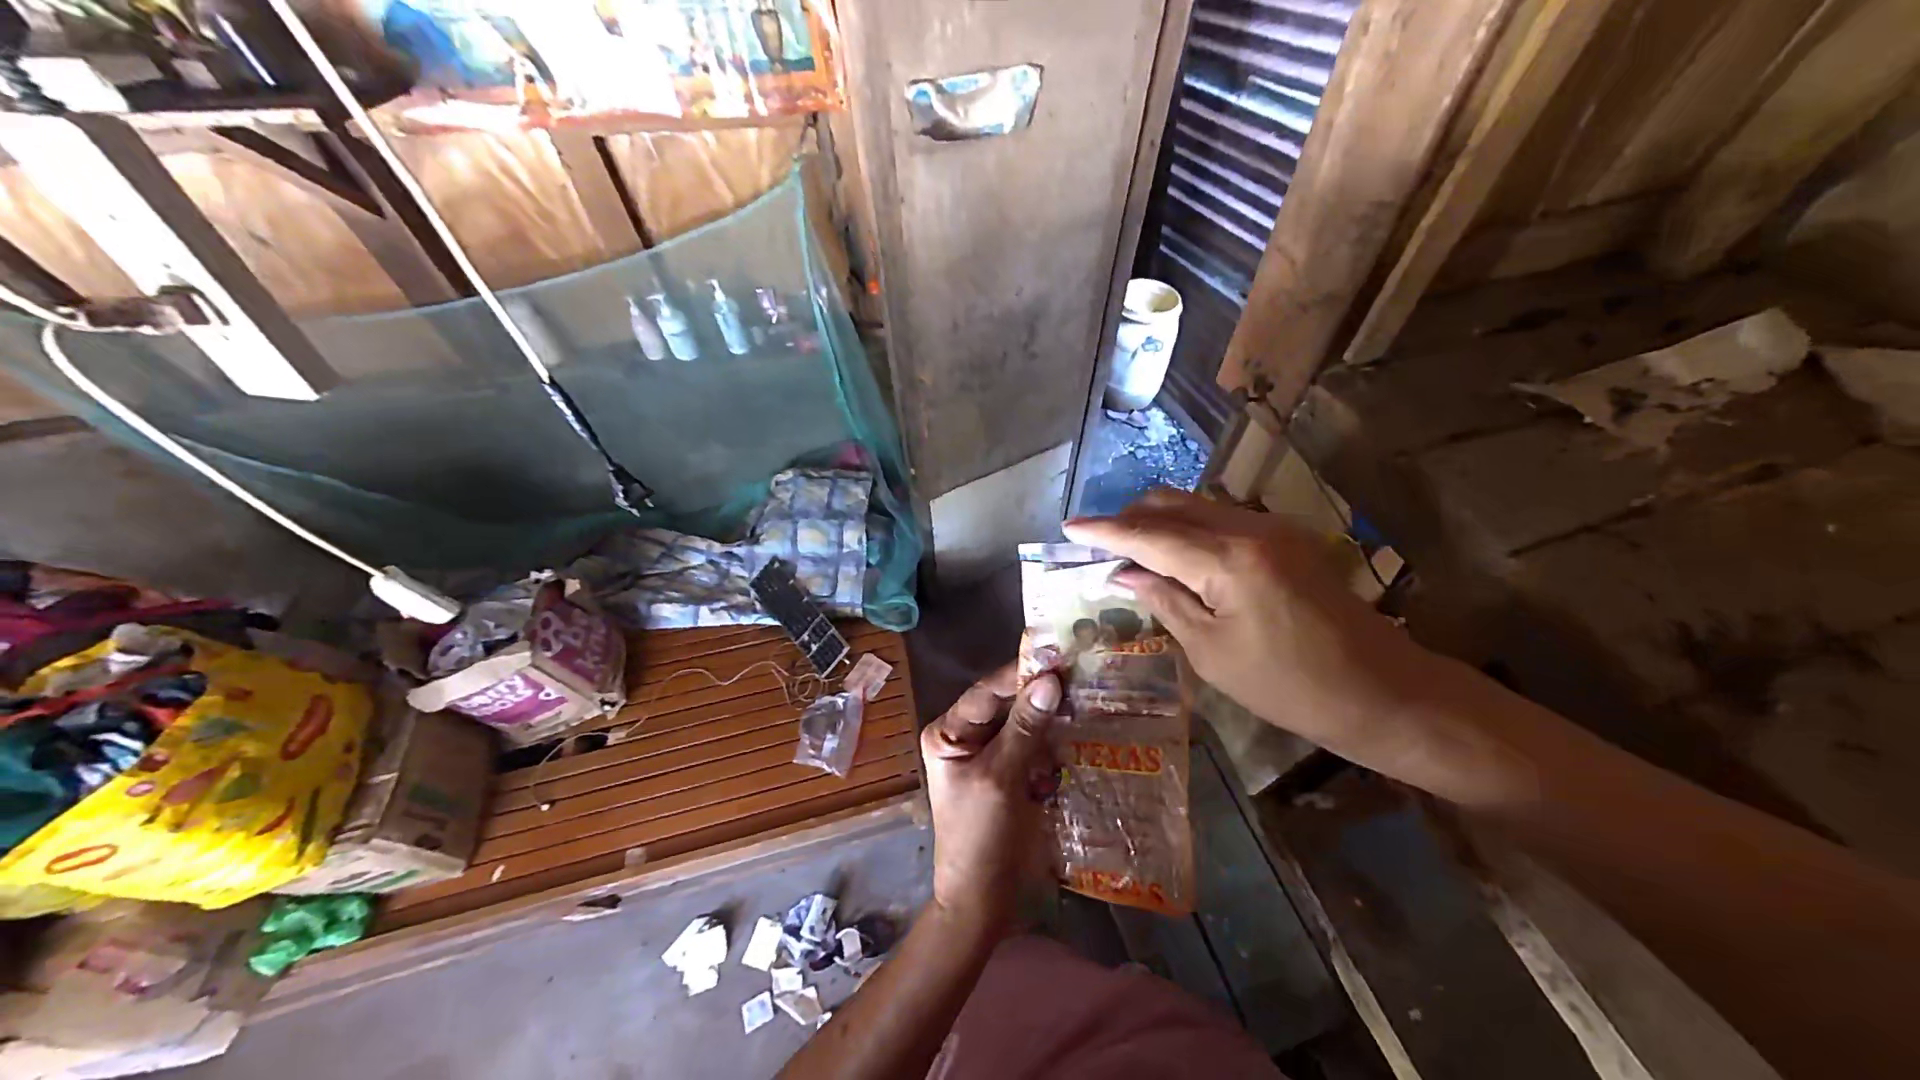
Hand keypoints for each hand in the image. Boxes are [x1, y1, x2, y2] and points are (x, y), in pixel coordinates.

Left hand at [918, 664, 1059, 935]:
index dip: (1021, 674)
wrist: (985, 900)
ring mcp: (995, 756)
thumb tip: (1050, 681)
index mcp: (949, 733)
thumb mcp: (1000, 778)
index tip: (1059, 657)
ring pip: (1027, 723)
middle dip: (1041, 693)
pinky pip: (1039, 746)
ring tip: (1089, 692)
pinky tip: (1084, 727)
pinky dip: (1058, 740)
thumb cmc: (980, 836)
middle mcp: (969, 737)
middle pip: (1008, 704)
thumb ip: (1024, 728)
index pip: (986, 693)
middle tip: (1081, 671)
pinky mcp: (1017, 775)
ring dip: (1054, 714)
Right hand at [1062, 489, 1418, 757]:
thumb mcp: (1211, 651)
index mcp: (1227, 561)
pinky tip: (1175, 554)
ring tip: (1129, 549)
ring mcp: (1272, 529)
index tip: (1069, 527)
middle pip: (1172, 504)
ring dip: (1158, 521)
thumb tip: (1124, 572)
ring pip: (1197, 506)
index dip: (1105, 531)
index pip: (1149, 535)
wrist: (1381, 690)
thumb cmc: (1288, 685)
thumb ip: (1164, 600)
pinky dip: (1188, 528)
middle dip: (1128, 518)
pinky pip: (1222, 519)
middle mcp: (1248, 529)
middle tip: (1097, 543)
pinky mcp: (1287, 539)